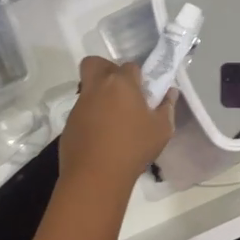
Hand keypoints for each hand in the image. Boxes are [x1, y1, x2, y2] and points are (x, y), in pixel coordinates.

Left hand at [59, 56, 176, 187]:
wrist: (96, 176)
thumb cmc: (134, 147)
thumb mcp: (162, 129)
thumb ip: (167, 107)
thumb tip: (170, 93)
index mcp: (121, 83)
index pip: (130, 66)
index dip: (138, 76)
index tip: (144, 92)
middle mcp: (97, 87)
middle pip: (96, 63)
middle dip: (107, 69)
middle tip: (121, 90)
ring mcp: (79, 105)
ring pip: (88, 88)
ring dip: (99, 96)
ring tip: (114, 120)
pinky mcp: (69, 123)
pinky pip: (81, 111)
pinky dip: (91, 116)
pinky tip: (102, 136)